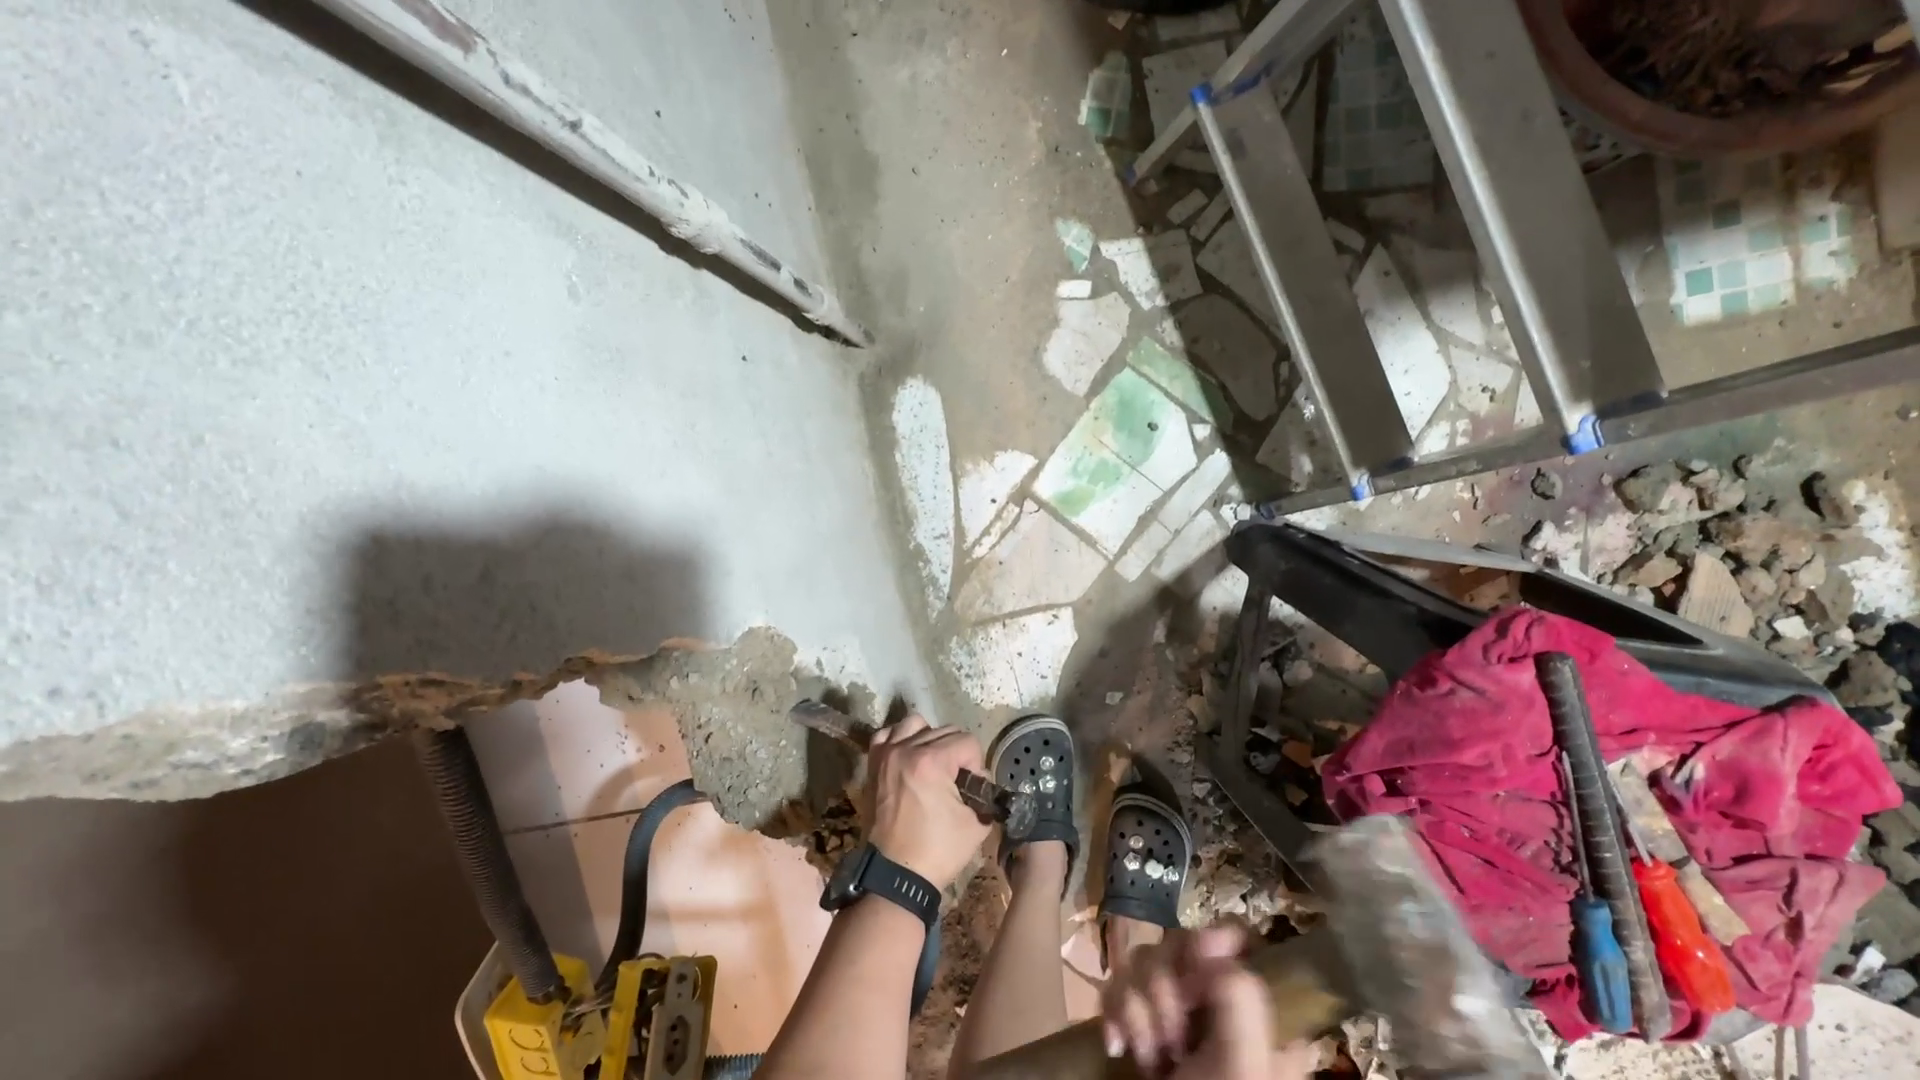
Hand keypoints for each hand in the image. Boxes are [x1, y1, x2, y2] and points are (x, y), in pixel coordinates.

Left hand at [864, 715, 991, 890]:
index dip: (977, 765)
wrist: (896, 874)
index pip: (967, 742)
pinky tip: (910, 758)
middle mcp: (905, 749)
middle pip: (945, 731)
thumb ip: (984, 794)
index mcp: (931, 762)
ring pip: (915, 724)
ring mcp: (886, 755)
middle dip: (958, 754)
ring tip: (935, 765)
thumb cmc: (937, 850)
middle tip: (958, 783)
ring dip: (930, 739)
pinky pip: (888, 735)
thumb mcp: (975, 824)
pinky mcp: (873, 765)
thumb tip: (981, 782)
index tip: (973, 789)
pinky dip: (901, 740)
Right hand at [1102, 926, 1313, 1079]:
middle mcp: (1216, 1002)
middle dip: (1161, 990)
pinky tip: (1118, 1047)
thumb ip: (1239, 998)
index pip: (1230, 938)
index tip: (1191, 978)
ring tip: (1145, 1056)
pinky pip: (1116, 987)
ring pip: (1141, 962)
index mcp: (1255, 1007)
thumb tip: (1215, 933)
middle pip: (1178, 945)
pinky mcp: (1139, 1025)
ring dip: (1135, 1008)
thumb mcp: (1242, 1065)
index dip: (1203, 948)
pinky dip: (1113, 1014)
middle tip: (1169, 1040)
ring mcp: (1175, 1016)